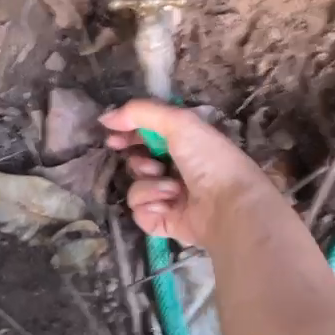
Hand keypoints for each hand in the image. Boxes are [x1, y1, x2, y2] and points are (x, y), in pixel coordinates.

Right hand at [101, 101, 275, 247]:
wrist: (228, 206)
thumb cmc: (208, 159)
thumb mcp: (178, 122)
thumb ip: (140, 112)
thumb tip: (105, 117)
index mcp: (184, 145)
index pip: (146, 136)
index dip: (127, 134)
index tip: (112, 136)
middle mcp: (176, 171)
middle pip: (137, 163)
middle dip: (139, 162)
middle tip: (150, 166)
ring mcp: (169, 199)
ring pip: (136, 188)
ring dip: (150, 186)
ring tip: (173, 189)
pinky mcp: (164, 222)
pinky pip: (139, 212)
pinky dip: (152, 206)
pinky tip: (170, 206)